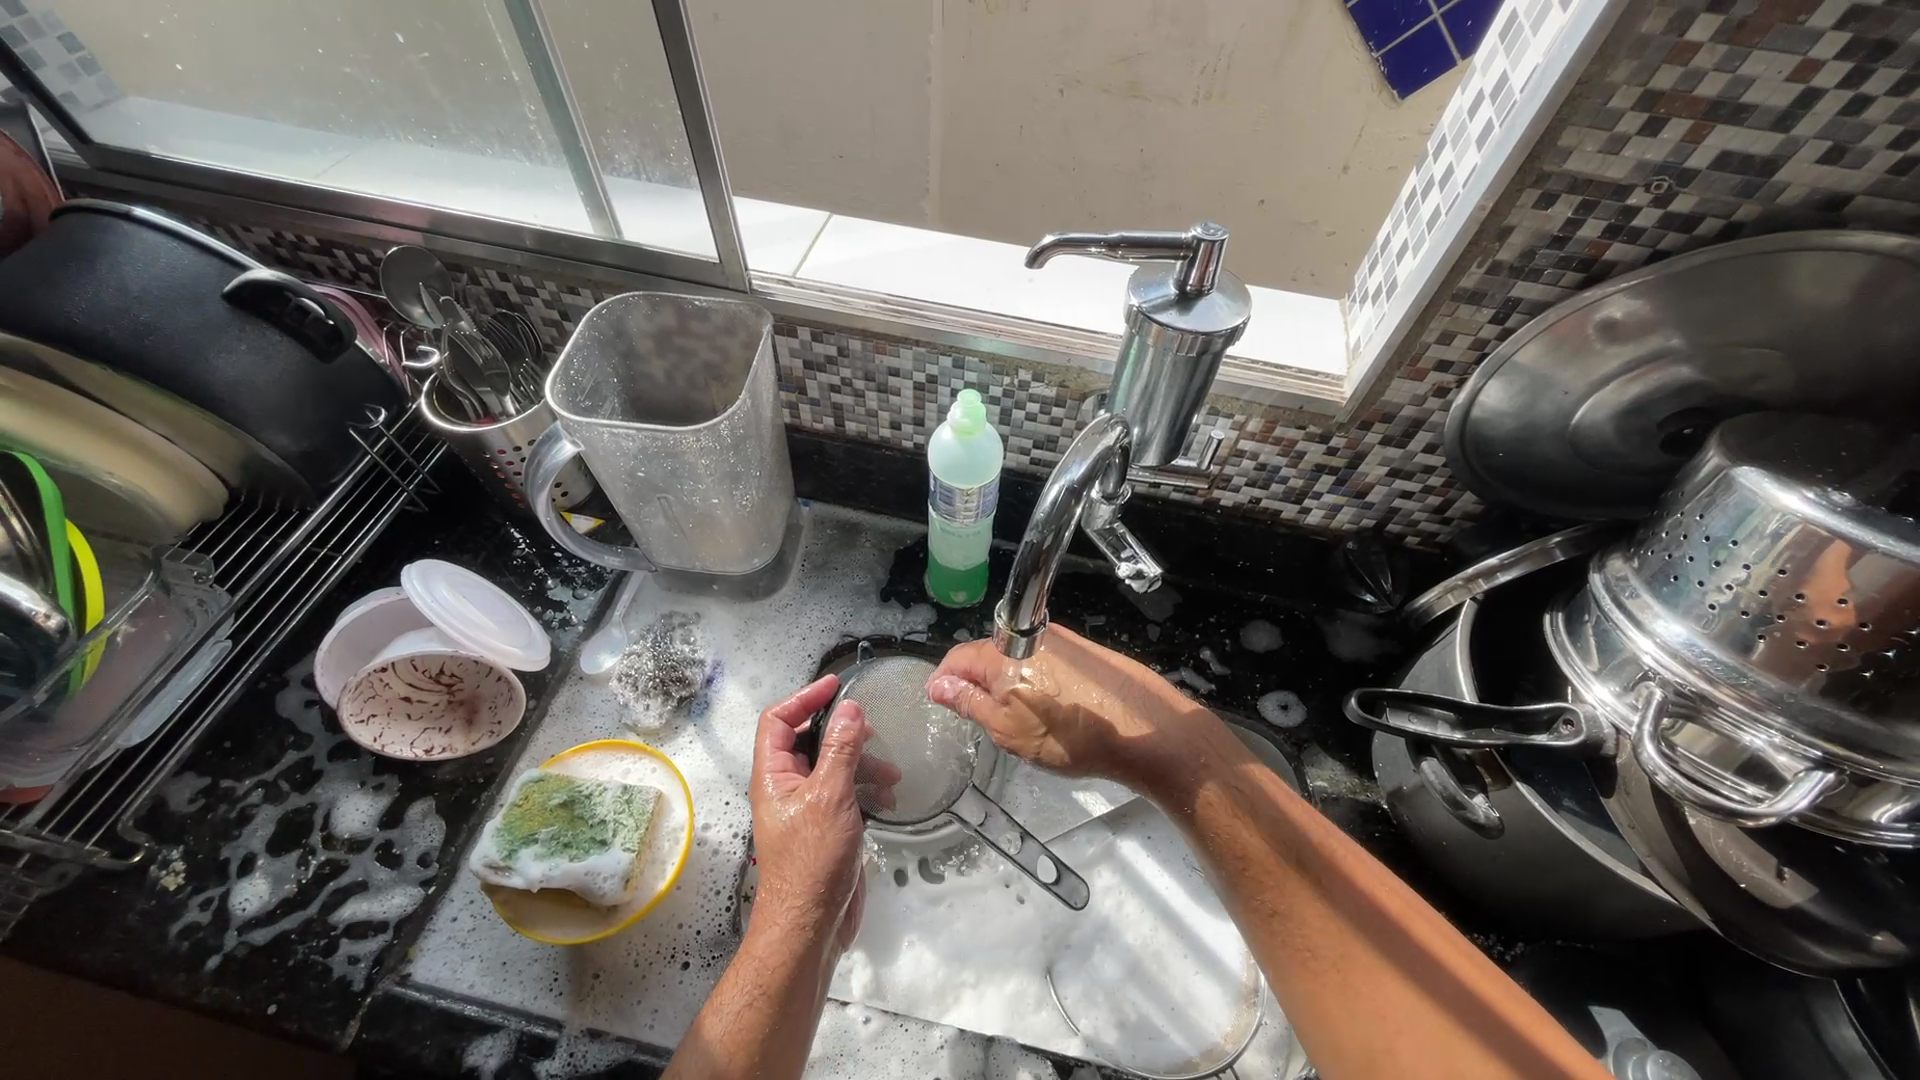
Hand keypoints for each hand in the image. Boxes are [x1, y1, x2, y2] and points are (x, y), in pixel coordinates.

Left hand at [749, 675, 870, 951]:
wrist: (811, 926)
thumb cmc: (812, 862)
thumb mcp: (829, 798)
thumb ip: (840, 750)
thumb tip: (849, 708)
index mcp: (772, 776)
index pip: (777, 721)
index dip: (803, 698)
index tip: (835, 685)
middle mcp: (786, 787)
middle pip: (808, 740)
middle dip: (841, 732)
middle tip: (871, 729)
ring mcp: (807, 807)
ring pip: (832, 766)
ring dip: (861, 762)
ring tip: (890, 771)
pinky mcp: (828, 826)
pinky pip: (846, 791)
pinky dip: (866, 787)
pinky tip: (888, 795)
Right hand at [925, 623, 1215, 786]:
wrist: (1143, 731)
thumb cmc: (1070, 737)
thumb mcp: (1008, 730)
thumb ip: (970, 703)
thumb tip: (938, 685)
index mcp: (1002, 654)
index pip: (957, 657)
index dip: (945, 681)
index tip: (943, 703)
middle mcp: (1028, 637)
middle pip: (987, 654)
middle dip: (978, 682)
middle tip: (984, 719)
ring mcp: (1059, 640)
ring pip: (1017, 657)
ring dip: (1009, 682)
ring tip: (1021, 718)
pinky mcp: (1084, 651)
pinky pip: (1045, 660)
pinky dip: (1038, 680)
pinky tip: (1052, 708)